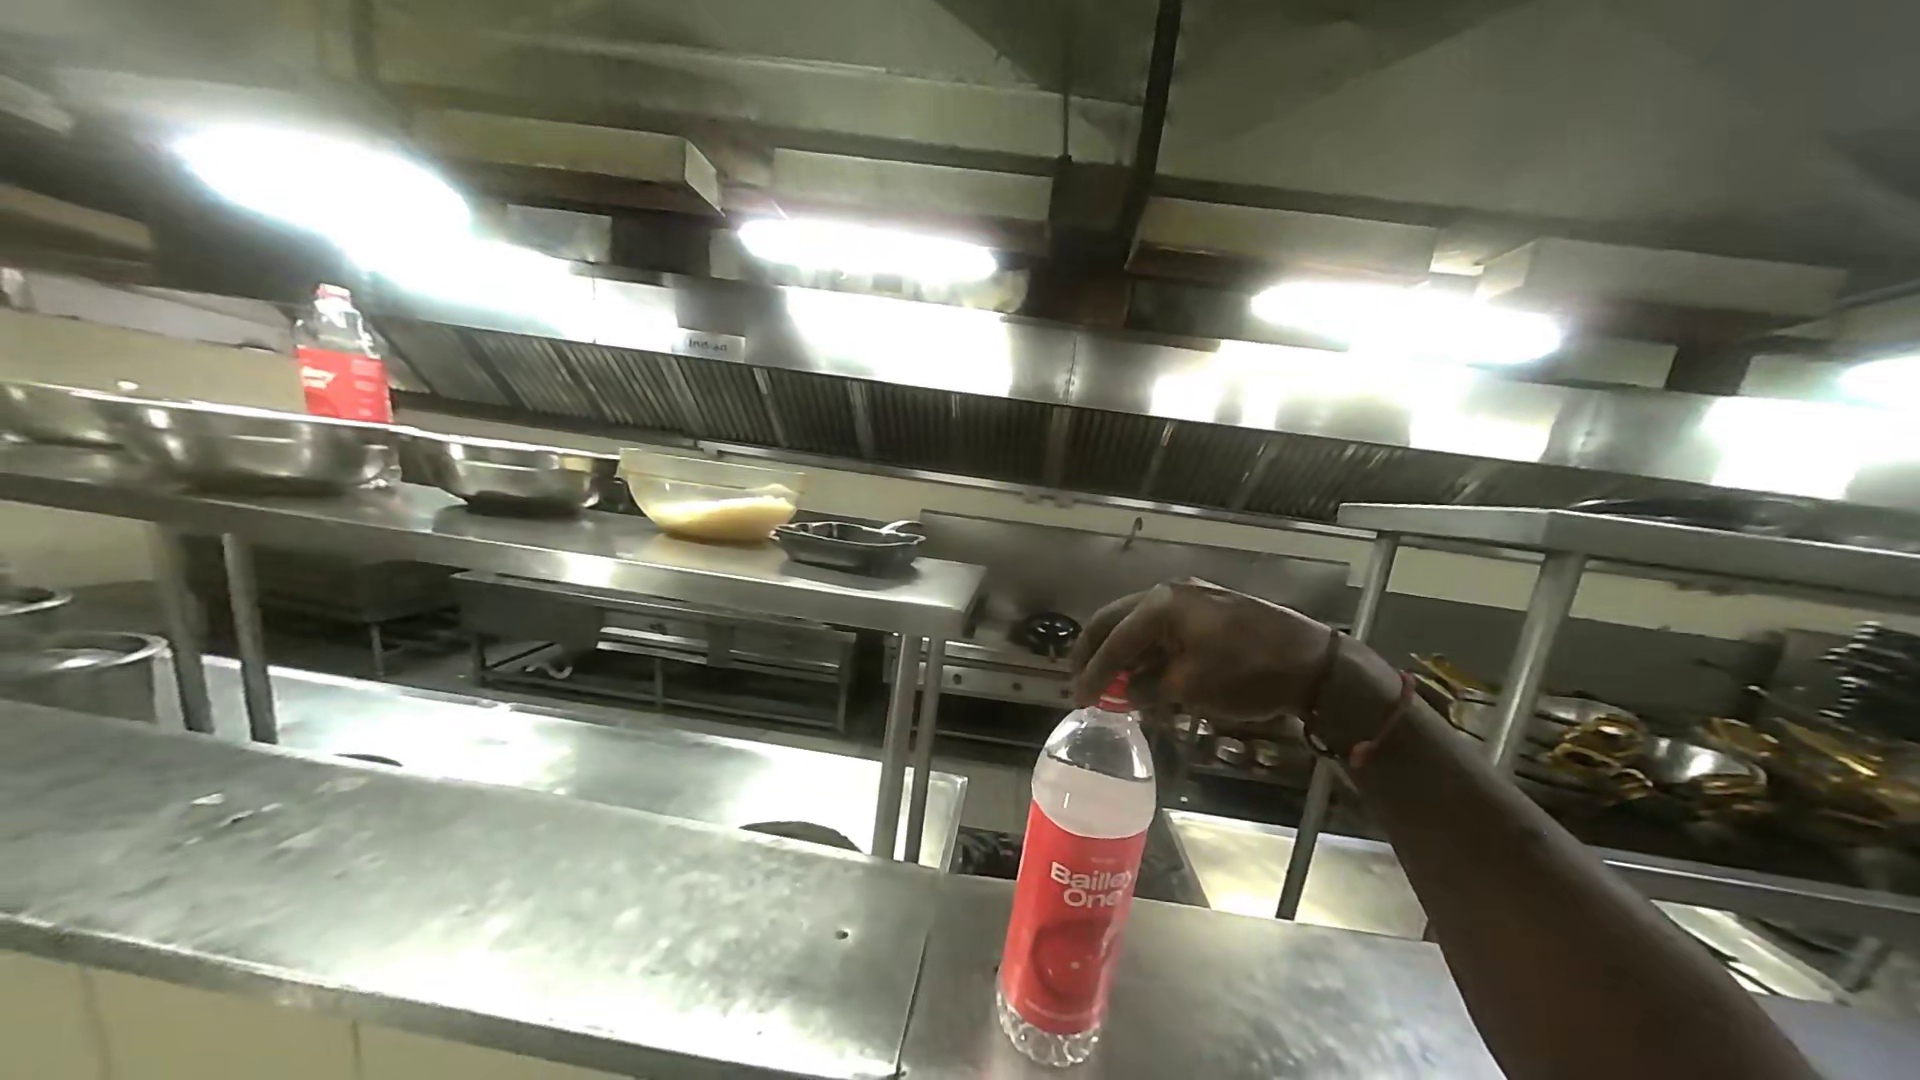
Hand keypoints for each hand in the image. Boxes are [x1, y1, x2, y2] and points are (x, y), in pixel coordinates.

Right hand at [1068, 579, 1331, 727]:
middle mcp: (1170, 593)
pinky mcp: (1207, 611)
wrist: (1312, 664)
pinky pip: (1163, 629)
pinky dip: (1147, 650)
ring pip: (1139, 623)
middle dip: (1096, 651)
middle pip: (1116, 620)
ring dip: (1122, 651)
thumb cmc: (1247, 673)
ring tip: (1109, 681)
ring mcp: (1190, 598)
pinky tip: (1143, 672)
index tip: (1078, 698)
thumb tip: (1126, 693)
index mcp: (1161, 605)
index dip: (1093, 673)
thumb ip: (1147, 687)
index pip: (1114, 640)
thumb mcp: (1191, 687)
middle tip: (1081, 678)